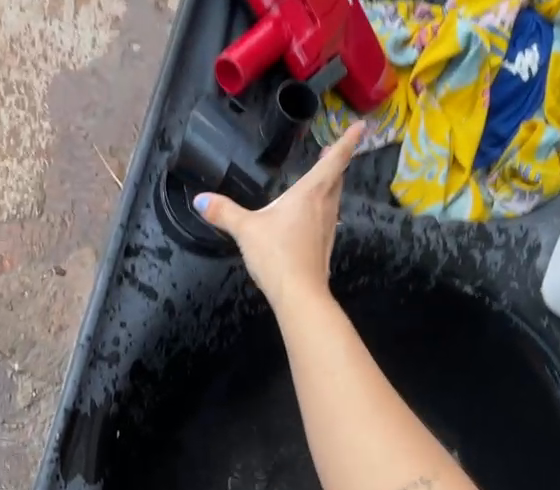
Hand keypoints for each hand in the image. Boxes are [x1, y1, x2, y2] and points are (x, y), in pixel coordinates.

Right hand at [196, 121, 365, 305]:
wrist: (299, 293)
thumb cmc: (276, 254)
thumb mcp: (245, 230)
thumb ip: (224, 213)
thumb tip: (199, 200)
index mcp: (310, 193)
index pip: (335, 160)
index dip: (348, 141)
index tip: (361, 127)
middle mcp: (325, 206)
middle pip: (336, 178)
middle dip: (337, 162)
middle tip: (334, 151)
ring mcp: (327, 228)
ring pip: (334, 199)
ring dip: (331, 186)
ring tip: (324, 180)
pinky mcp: (324, 247)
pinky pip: (327, 220)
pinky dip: (323, 210)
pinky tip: (312, 218)